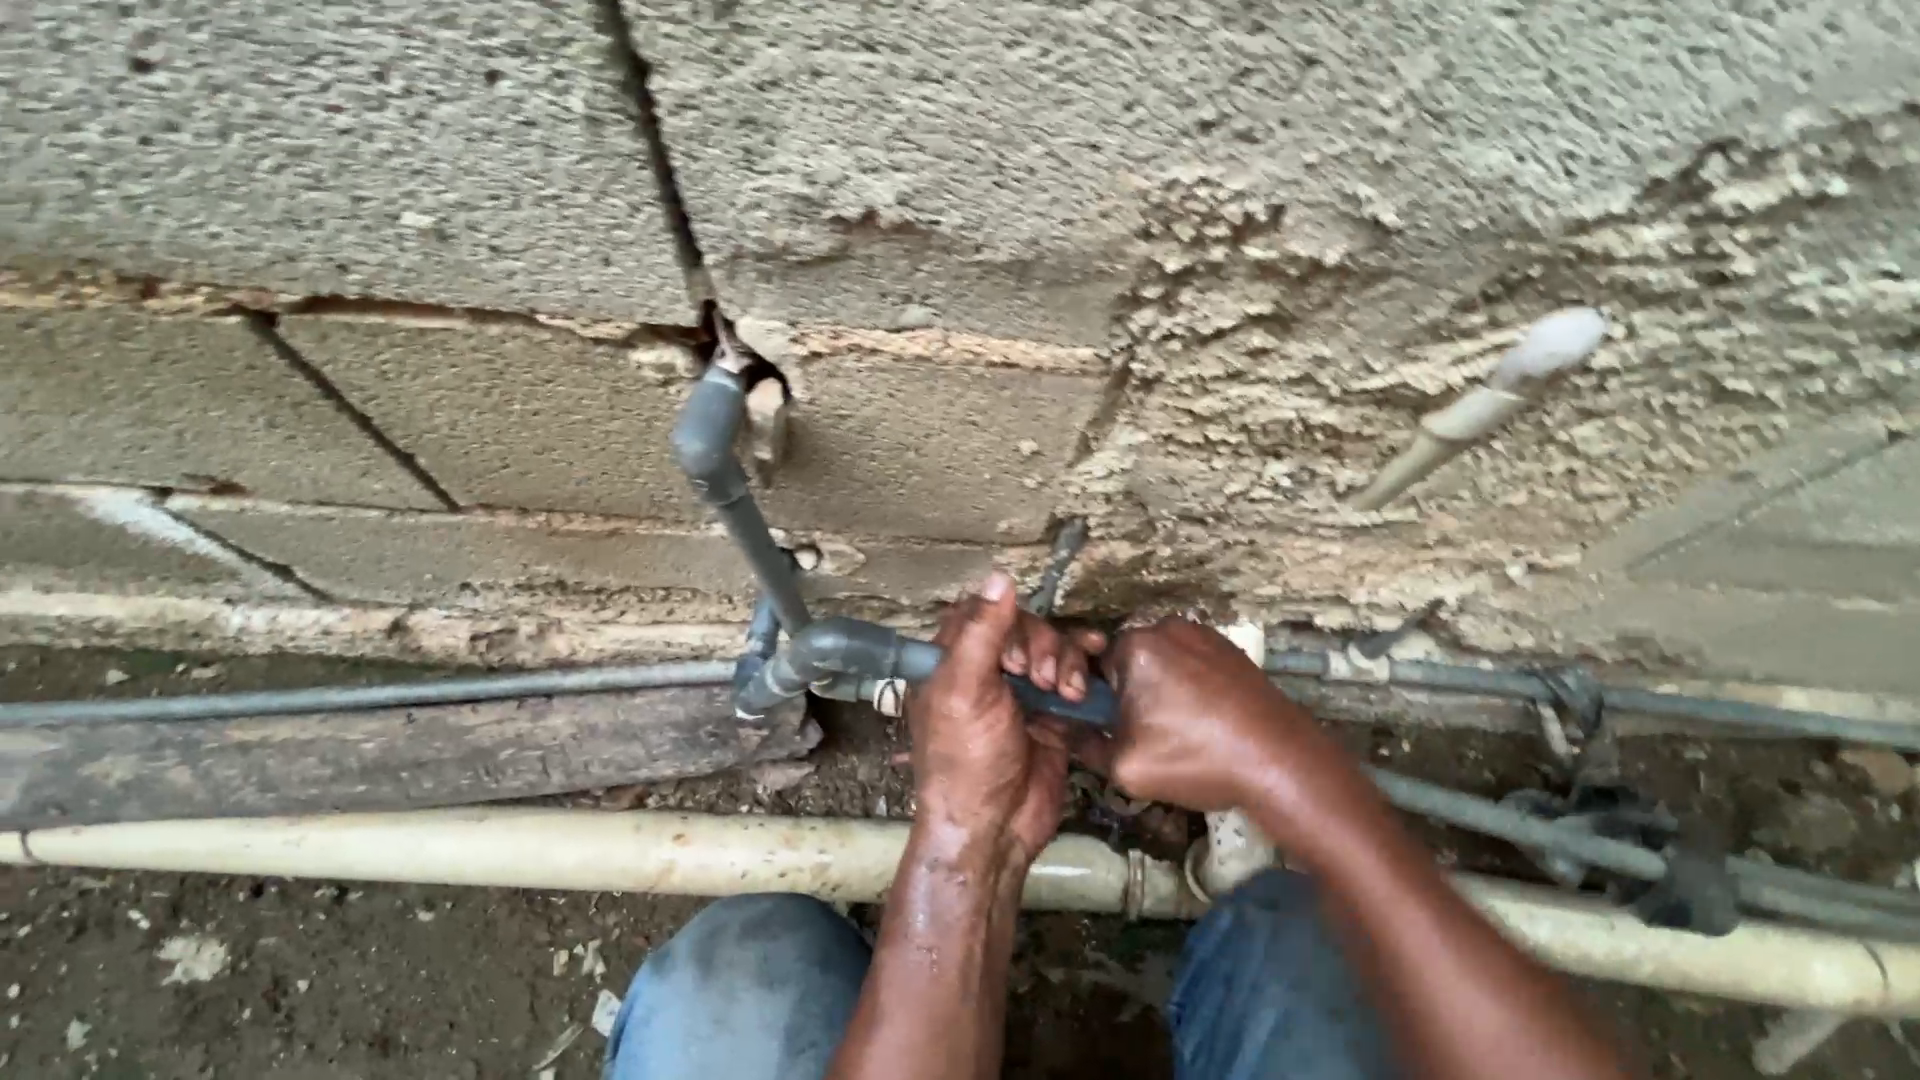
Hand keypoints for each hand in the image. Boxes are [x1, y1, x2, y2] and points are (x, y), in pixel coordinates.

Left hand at [908, 572, 1104, 865]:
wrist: (996, 828)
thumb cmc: (966, 759)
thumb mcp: (964, 690)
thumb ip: (982, 633)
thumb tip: (998, 576)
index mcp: (949, 662)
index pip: (979, 612)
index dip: (1003, 621)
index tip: (1014, 654)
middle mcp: (984, 672)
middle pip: (1023, 627)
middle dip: (1041, 646)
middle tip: (1040, 680)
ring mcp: (1020, 693)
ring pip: (1052, 649)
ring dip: (1066, 660)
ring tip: (1065, 693)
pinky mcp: (1050, 714)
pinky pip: (1072, 676)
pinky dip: (1084, 667)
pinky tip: (1094, 663)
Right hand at [1076, 620, 1372, 840]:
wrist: (1282, 763)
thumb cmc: (1197, 760)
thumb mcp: (1124, 766)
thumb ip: (1080, 743)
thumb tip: (1053, 729)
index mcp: (1136, 646)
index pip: (1091, 664)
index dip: (1095, 700)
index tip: (1108, 727)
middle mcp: (1167, 627)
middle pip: (1126, 660)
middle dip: (1128, 694)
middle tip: (1145, 734)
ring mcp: (1204, 634)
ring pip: (1159, 662)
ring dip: (1159, 689)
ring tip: (1179, 731)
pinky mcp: (1230, 648)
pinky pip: (1190, 662)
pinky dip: (1188, 686)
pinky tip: (1204, 720)